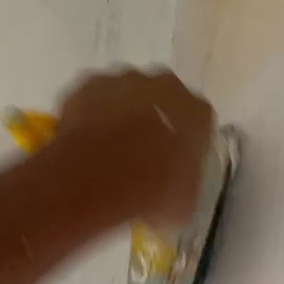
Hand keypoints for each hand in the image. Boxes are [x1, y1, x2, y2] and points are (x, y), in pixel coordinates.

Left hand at [53, 68, 216, 228]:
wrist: (101, 173)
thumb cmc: (153, 189)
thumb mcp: (182, 203)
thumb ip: (184, 189)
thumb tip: (174, 199)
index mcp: (198, 112)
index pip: (198, 122)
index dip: (183, 143)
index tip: (172, 162)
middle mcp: (166, 86)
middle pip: (162, 99)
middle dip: (153, 120)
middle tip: (141, 153)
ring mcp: (124, 80)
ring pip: (125, 94)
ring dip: (119, 115)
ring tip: (108, 149)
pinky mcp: (89, 83)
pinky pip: (92, 98)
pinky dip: (89, 115)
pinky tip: (85, 142)